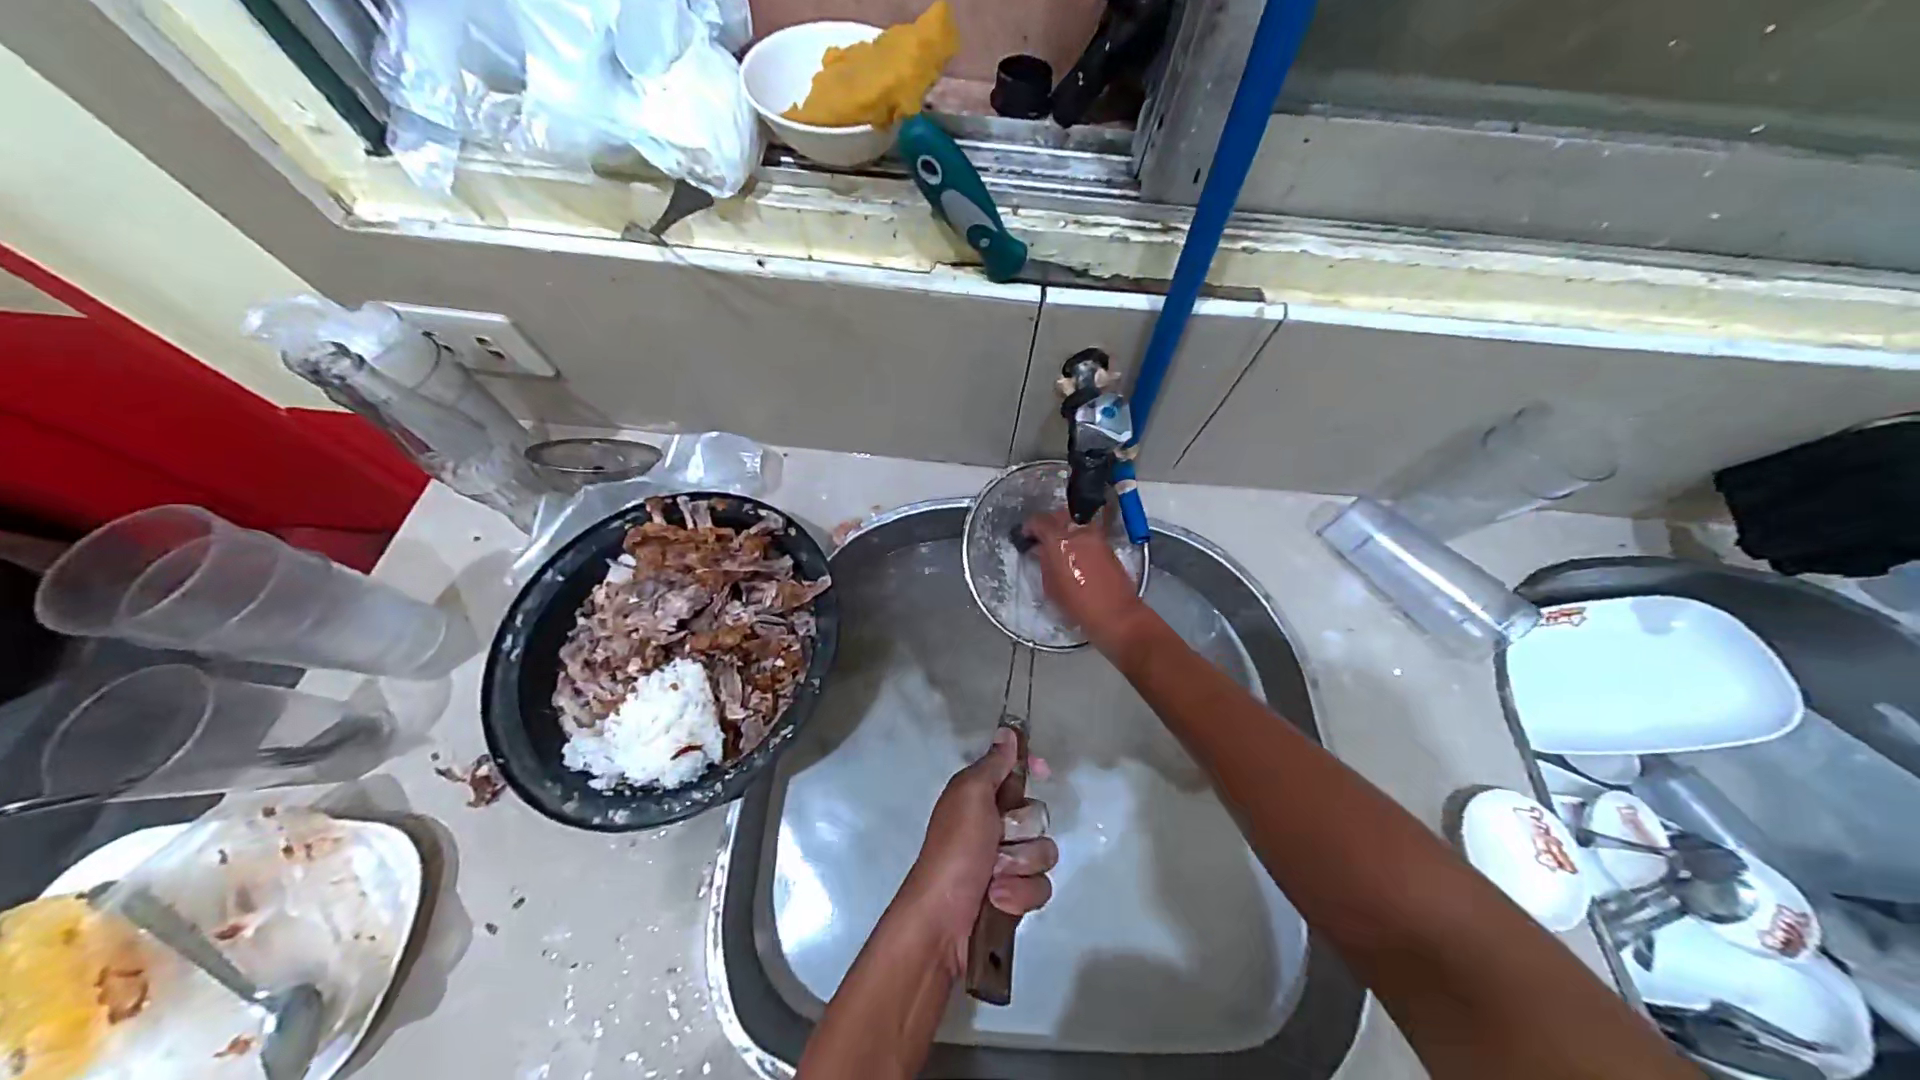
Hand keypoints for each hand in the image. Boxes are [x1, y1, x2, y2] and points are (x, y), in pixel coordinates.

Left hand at [897, 729, 1056, 970]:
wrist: (944, 920)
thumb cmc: (956, 850)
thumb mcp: (970, 796)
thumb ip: (993, 765)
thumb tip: (1007, 731)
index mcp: (979, 798)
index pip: (1015, 773)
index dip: (1030, 768)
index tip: (1043, 769)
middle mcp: (995, 826)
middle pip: (1037, 813)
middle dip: (1022, 829)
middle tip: (997, 839)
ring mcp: (1007, 862)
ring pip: (1044, 851)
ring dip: (1020, 864)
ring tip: (994, 875)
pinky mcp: (1016, 895)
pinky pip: (1042, 885)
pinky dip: (1020, 893)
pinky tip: (998, 899)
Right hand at [1024, 510, 1147, 651]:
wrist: (1115, 614)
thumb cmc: (1078, 604)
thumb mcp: (1050, 585)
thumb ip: (1044, 561)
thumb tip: (1042, 550)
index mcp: (1060, 540)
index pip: (1040, 520)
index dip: (1029, 526)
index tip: (1026, 535)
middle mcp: (1079, 532)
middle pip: (1060, 515)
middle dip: (1048, 523)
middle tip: (1041, 538)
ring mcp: (1096, 536)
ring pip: (1076, 522)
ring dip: (1065, 529)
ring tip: (1058, 545)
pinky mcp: (1107, 545)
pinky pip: (1087, 533)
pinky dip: (1078, 537)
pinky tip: (1074, 552)